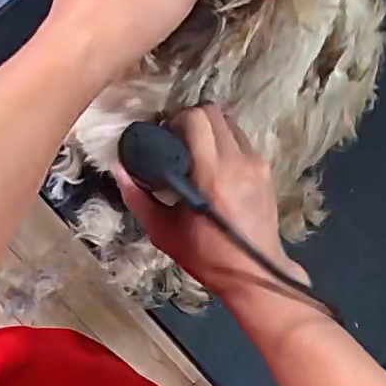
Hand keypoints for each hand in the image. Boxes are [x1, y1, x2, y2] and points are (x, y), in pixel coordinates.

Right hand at [114, 106, 311, 307]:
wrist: (254, 273)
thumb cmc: (206, 257)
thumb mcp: (164, 232)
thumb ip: (138, 198)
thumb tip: (119, 170)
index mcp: (211, 174)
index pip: (196, 118)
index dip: (176, 121)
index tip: (165, 139)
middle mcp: (237, 161)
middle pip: (213, 112)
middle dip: (192, 119)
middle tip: (178, 142)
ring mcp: (256, 163)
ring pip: (230, 123)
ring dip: (210, 130)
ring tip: (196, 153)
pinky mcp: (266, 170)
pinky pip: (242, 142)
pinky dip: (225, 145)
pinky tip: (215, 167)